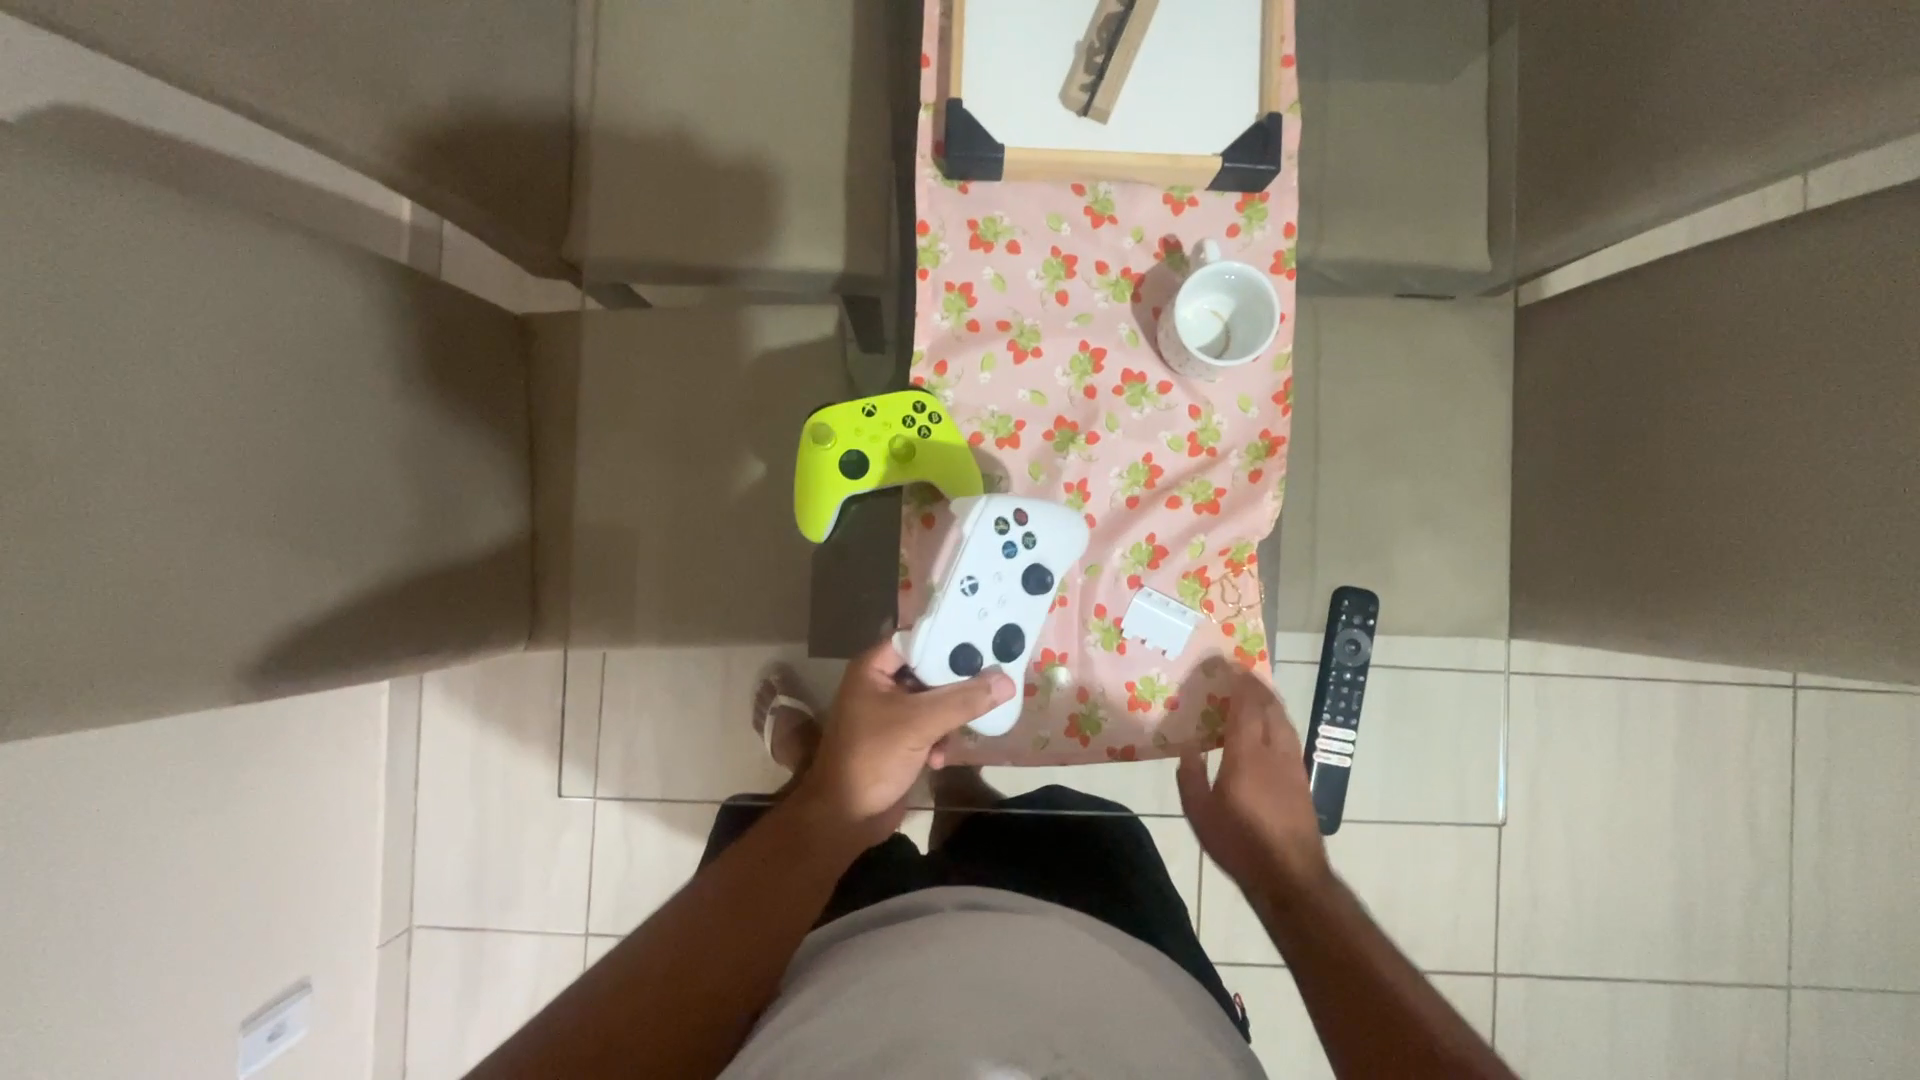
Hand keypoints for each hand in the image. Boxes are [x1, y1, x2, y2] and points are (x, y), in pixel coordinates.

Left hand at [795, 641, 1013, 843]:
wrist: (845, 817)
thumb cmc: (873, 758)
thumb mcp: (920, 724)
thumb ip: (963, 700)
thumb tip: (1007, 681)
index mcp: (872, 669)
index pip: (916, 639)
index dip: (947, 640)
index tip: (985, 640)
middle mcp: (879, 685)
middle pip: (928, 671)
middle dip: (956, 683)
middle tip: (993, 680)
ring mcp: (887, 714)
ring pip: (932, 701)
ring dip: (949, 717)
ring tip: (963, 728)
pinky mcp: (897, 740)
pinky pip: (928, 727)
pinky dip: (937, 739)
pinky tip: (939, 759)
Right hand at [1176, 669, 1329, 894]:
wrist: (1290, 876)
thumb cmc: (1239, 843)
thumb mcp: (1199, 813)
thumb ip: (1191, 776)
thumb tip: (1188, 748)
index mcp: (1247, 754)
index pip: (1246, 706)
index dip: (1239, 682)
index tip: (1227, 665)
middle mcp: (1275, 751)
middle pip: (1271, 707)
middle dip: (1256, 686)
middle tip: (1239, 674)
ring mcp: (1293, 765)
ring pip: (1284, 721)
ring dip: (1270, 702)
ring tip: (1253, 694)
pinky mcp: (1302, 780)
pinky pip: (1289, 737)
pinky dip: (1277, 721)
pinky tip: (1267, 729)